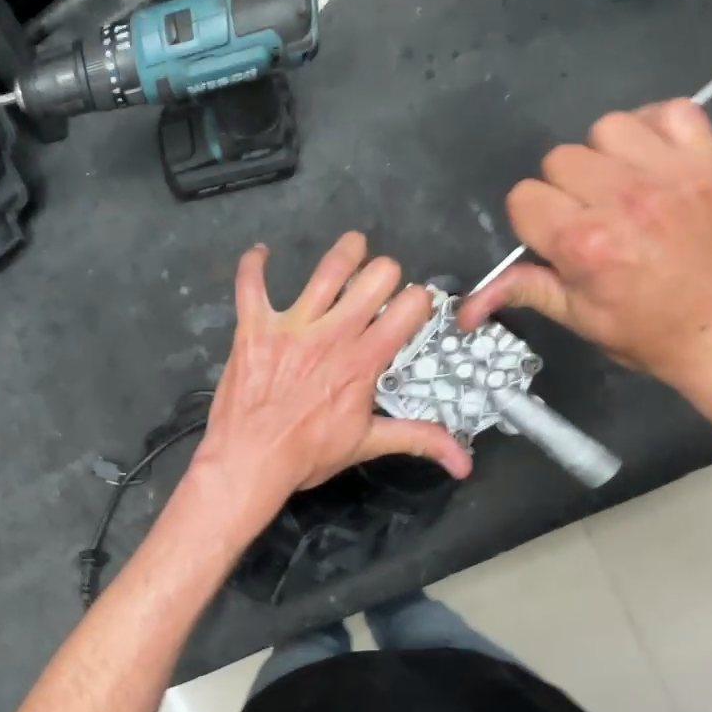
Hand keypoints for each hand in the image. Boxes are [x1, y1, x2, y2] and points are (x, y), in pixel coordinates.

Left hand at [192, 232, 472, 517]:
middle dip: (385, 276)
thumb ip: (417, 439)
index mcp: (364, 359)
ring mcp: (291, 327)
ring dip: (345, 253)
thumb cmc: (306, 455)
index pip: (411, 305)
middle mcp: (332, 333)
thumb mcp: (366, 445)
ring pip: (328, 268)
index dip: (417, 303)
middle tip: (377, 289)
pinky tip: (261, 254)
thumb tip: (463, 462)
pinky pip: (250, 284)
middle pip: (377, 274)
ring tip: (352, 249)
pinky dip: (254, 264)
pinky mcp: (253, 328)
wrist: (248, 462)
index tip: (410, 311)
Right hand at [457, 100, 711, 394]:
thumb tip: (466, 310)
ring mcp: (671, 173)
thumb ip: (524, 291)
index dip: (530, 220)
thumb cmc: (652, 333)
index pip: (524, 198)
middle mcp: (622, 198)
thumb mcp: (578, 318)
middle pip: (559, 159)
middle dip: (563, 189)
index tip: (550, 241)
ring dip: (604, 155)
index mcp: (583, 242)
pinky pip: (670, 111)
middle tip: (587, 219)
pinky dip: (654, 128)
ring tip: (619, 188)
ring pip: (607, 128)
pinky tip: (652, 162)